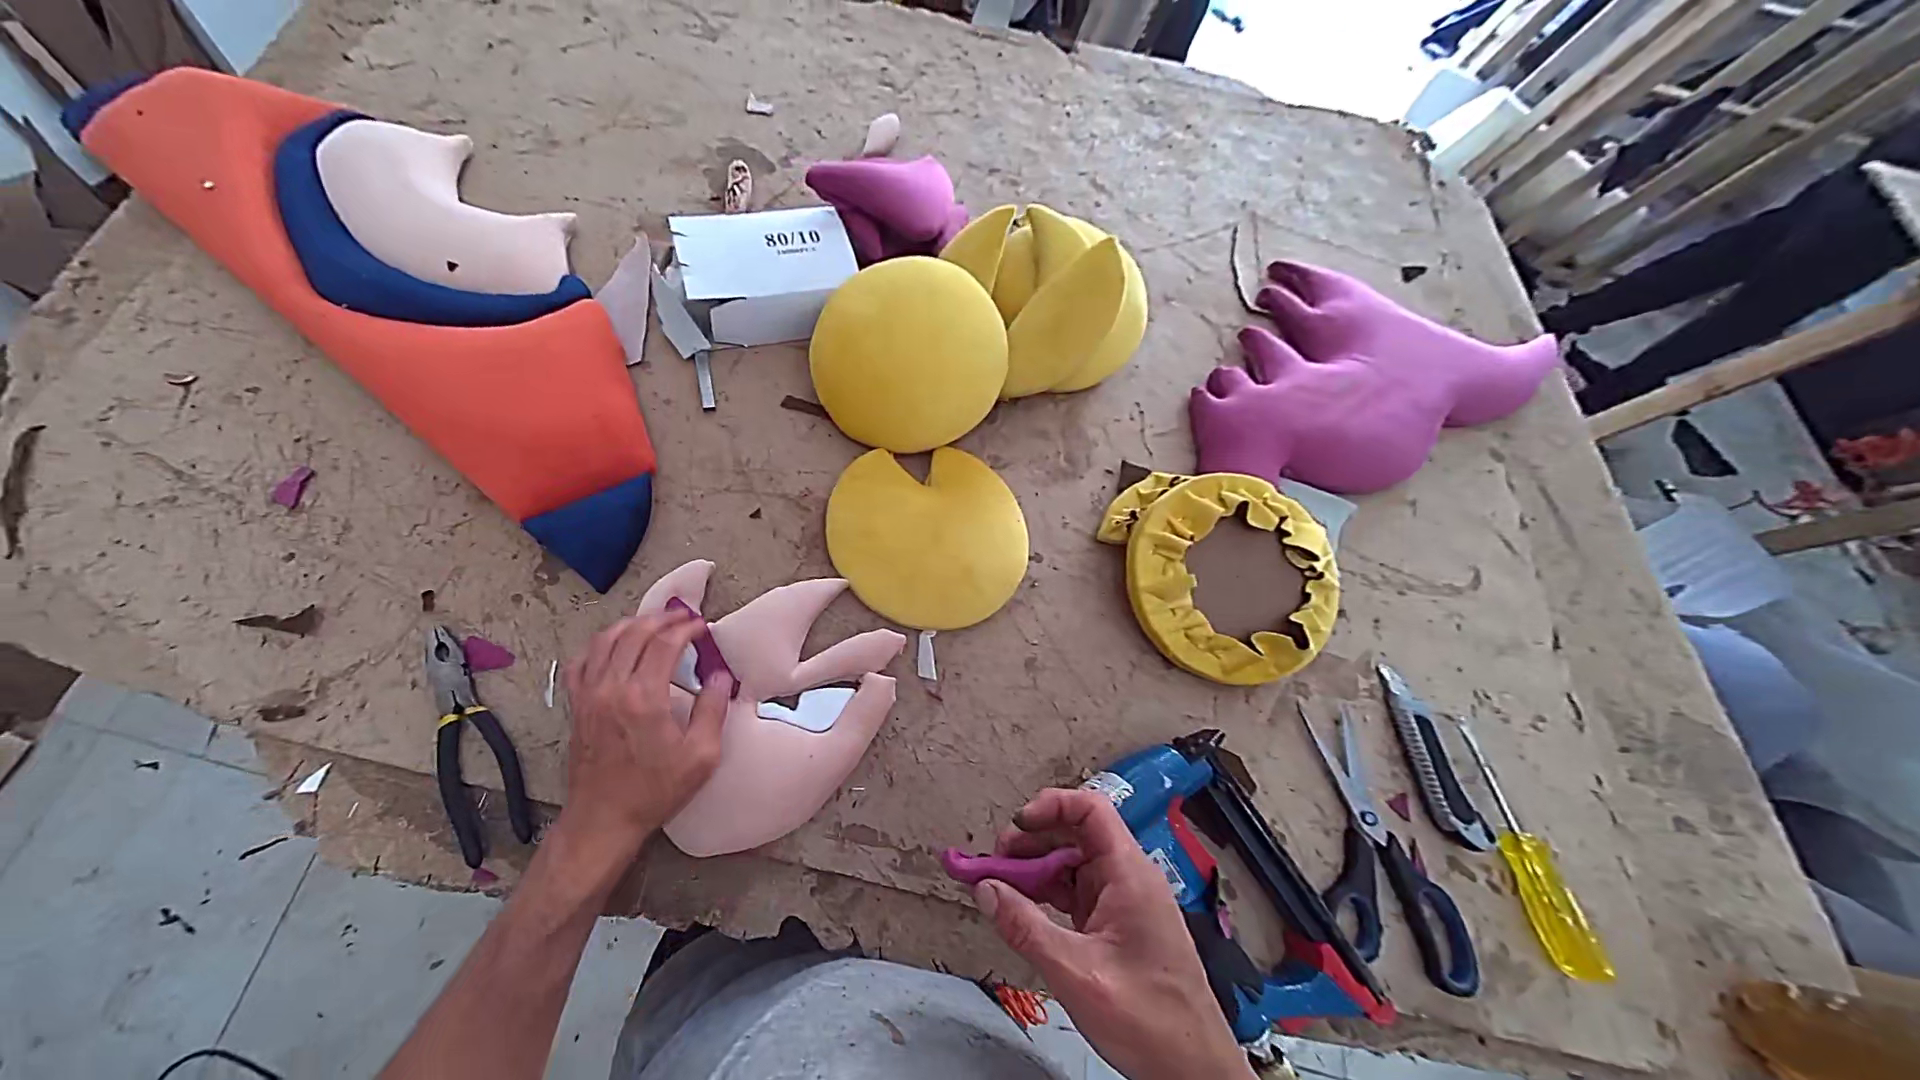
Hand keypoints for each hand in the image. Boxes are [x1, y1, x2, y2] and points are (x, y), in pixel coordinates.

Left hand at [557, 611, 731, 856]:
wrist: (603, 820)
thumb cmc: (654, 791)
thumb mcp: (701, 755)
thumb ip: (713, 710)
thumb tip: (721, 676)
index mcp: (644, 698)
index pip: (665, 644)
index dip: (686, 628)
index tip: (701, 627)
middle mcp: (611, 689)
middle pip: (634, 633)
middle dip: (661, 619)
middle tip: (682, 617)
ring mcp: (588, 696)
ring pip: (605, 640)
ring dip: (632, 625)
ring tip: (653, 623)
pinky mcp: (576, 706)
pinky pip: (581, 661)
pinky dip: (600, 644)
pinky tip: (614, 645)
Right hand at [974, 789, 1252, 1079]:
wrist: (1194, 1070)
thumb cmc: (1152, 1022)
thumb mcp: (1076, 973)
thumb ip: (1025, 927)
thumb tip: (985, 889)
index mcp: (1129, 873)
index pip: (1090, 809)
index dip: (1050, 806)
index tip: (1016, 826)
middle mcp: (1128, 877)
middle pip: (1075, 834)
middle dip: (1032, 842)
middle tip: (996, 865)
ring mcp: (1123, 899)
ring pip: (1072, 863)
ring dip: (1035, 870)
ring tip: (1002, 888)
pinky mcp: (1116, 921)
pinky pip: (1076, 891)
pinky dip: (1047, 894)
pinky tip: (1024, 909)